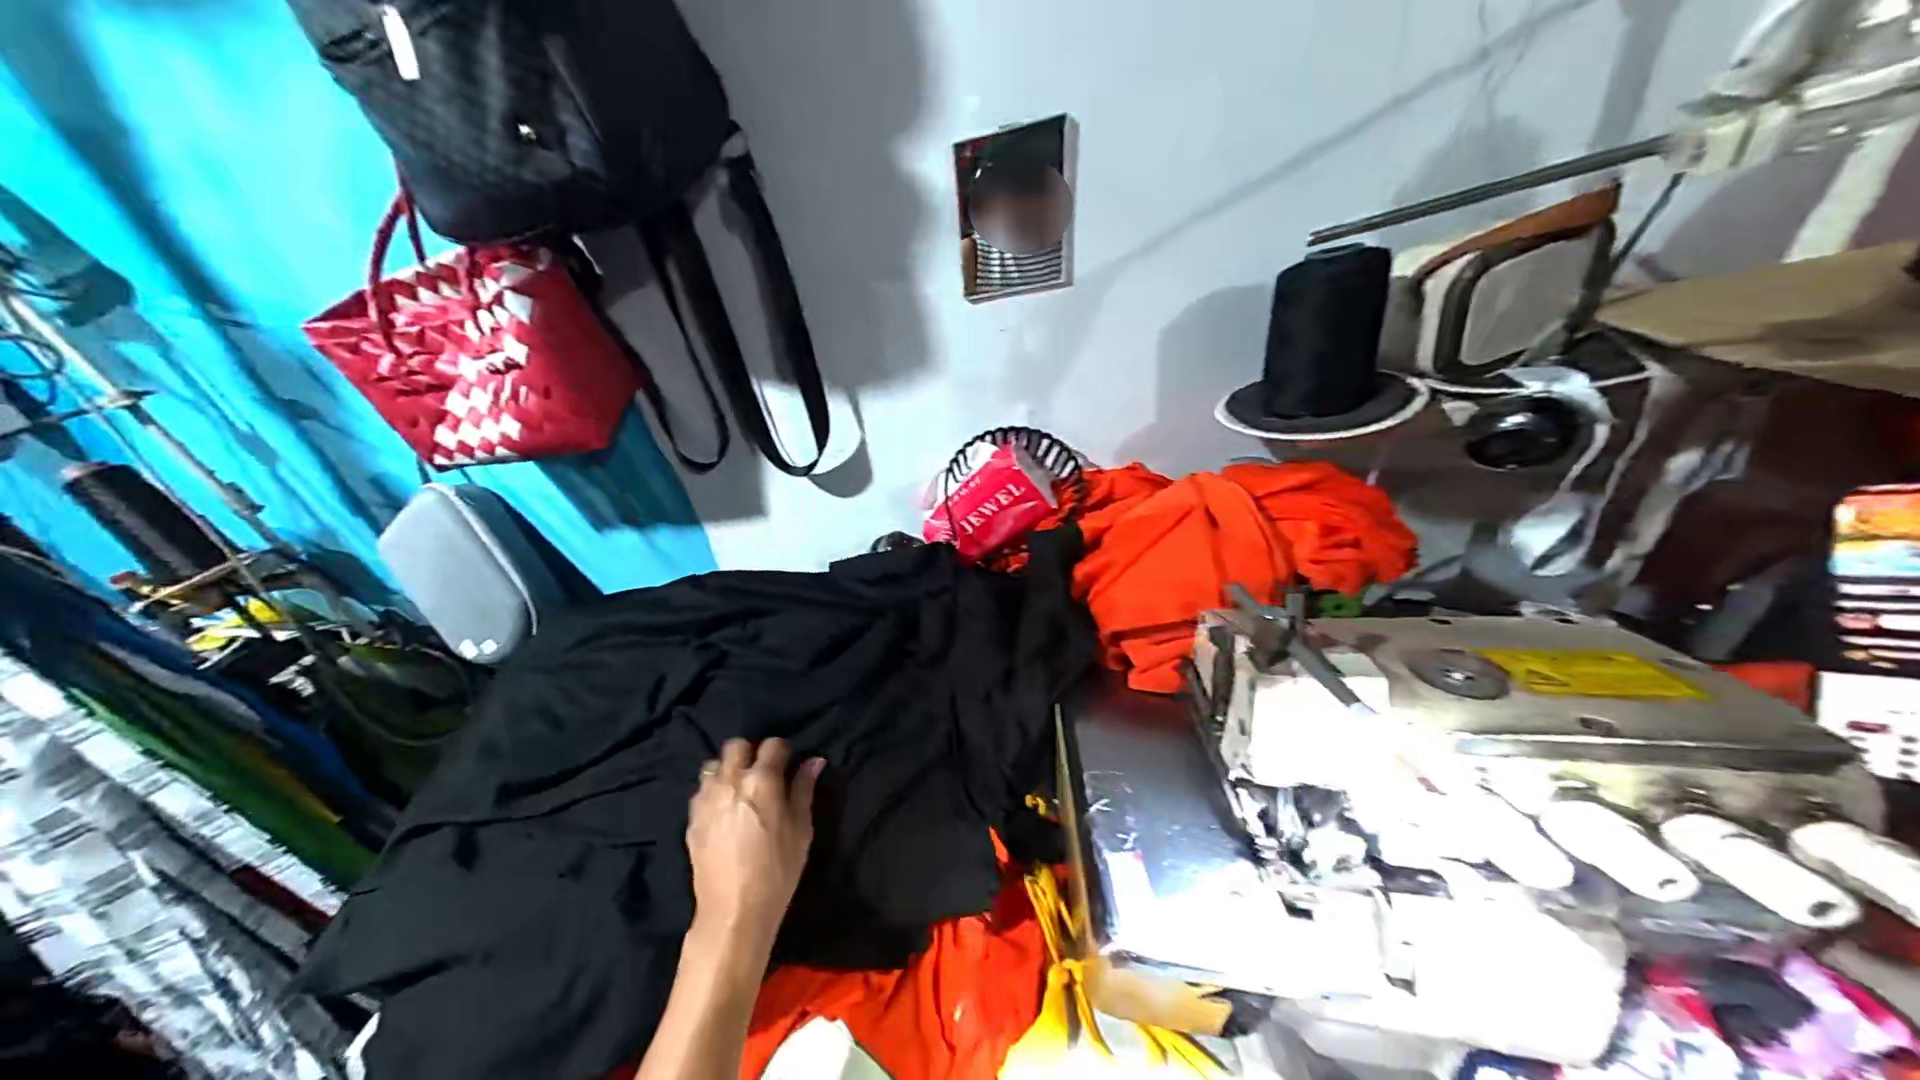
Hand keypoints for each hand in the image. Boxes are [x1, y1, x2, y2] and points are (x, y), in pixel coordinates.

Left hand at [686, 738, 822, 947]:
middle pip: (736, 745)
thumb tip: (814, 761)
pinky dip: (713, 790)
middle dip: (751, 753)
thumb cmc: (778, 869)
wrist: (734, 910)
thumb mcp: (802, 829)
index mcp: (762, 780)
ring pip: (714, 764)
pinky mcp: (692, 817)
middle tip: (762, 774)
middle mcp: (731, 780)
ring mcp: (707, 798)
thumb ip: (804, 789)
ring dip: (728, 769)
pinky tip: (724, 810)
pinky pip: (701, 789)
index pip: (773, 744)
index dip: (784, 751)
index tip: (789, 765)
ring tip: (740, 790)